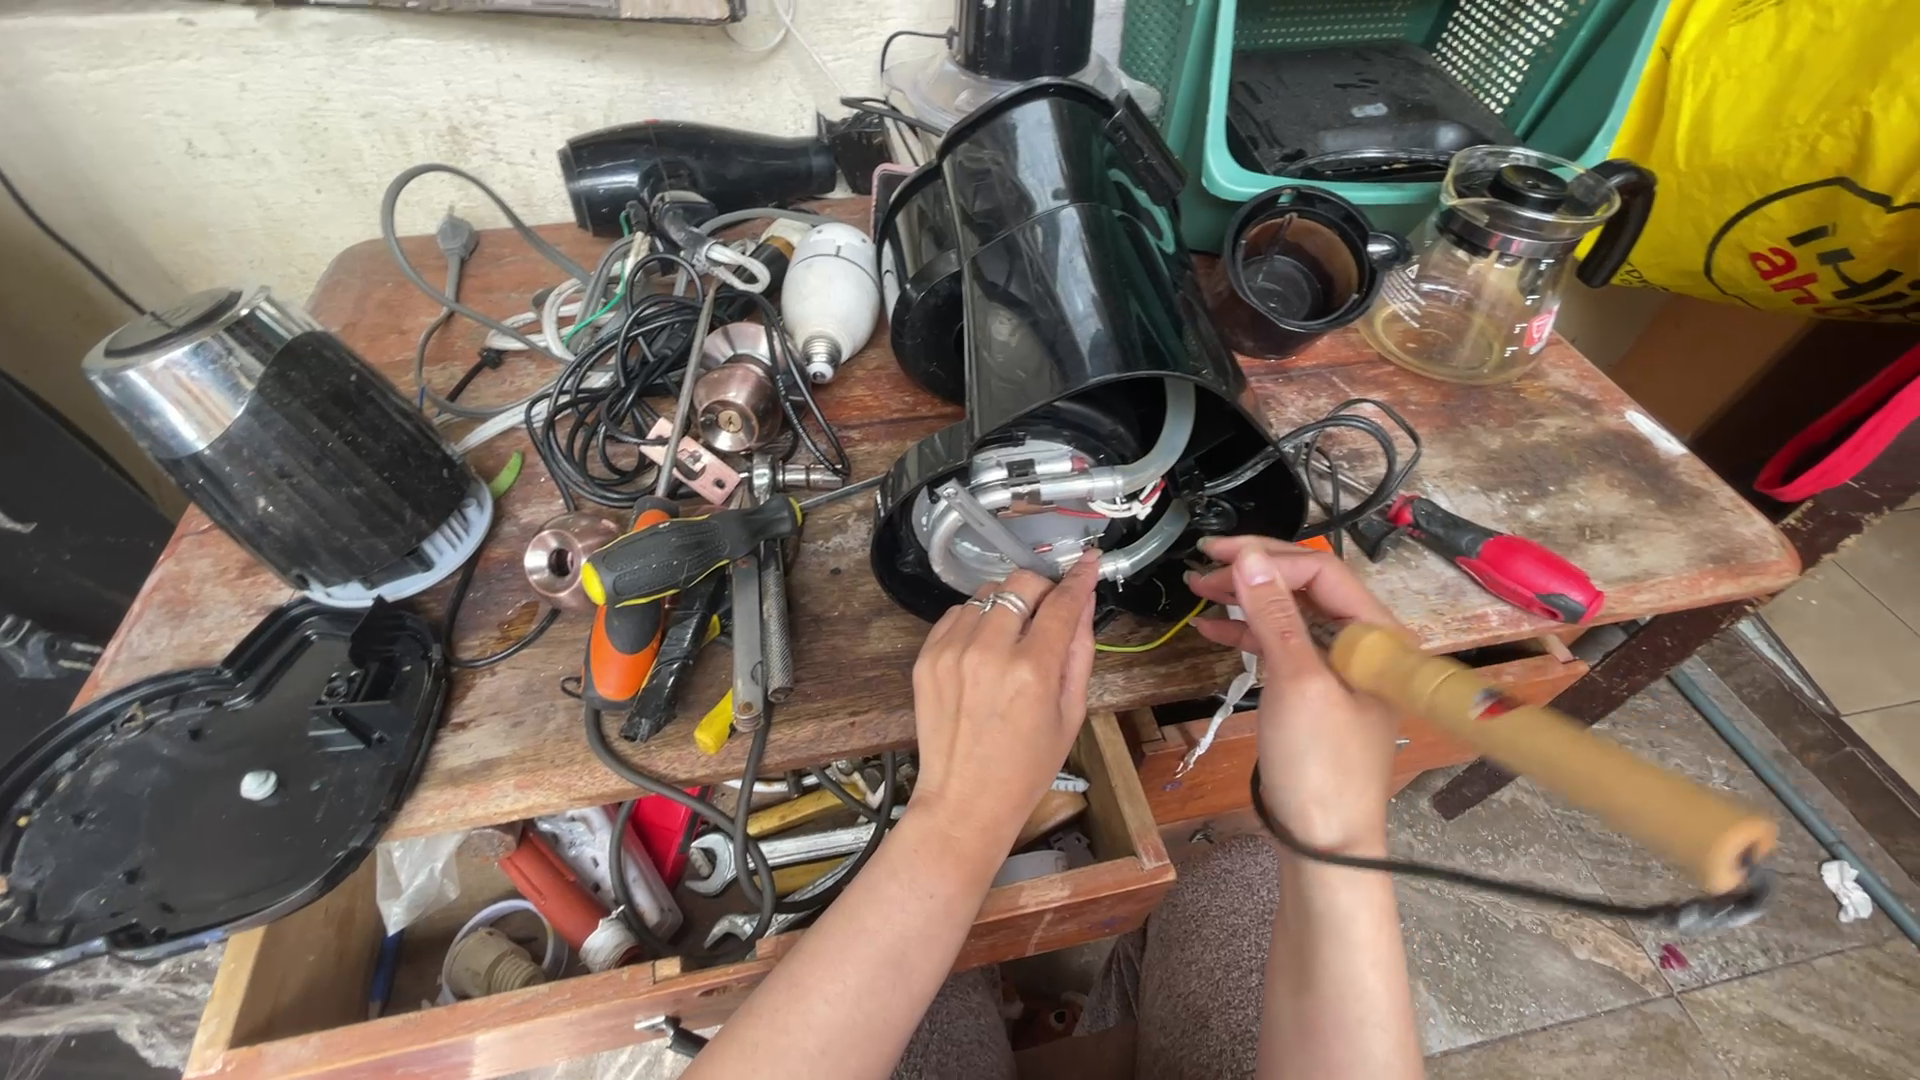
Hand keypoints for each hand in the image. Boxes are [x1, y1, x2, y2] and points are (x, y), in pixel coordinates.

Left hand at [910, 559, 1099, 851]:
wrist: (965, 800)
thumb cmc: (1027, 766)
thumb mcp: (1070, 713)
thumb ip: (1079, 650)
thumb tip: (1083, 601)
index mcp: (1032, 671)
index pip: (1061, 603)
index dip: (1078, 578)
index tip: (1087, 562)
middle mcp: (988, 652)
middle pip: (1019, 584)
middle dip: (1040, 588)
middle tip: (1048, 608)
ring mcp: (951, 652)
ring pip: (986, 594)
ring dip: (1007, 604)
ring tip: (1014, 636)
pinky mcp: (927, 657)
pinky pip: (957, 613)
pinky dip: (976, 619)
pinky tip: (985, 648)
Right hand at [1185, 537, 1405, 853]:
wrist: (1323, 838)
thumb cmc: (1319, 762)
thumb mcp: (1295, 681)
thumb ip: (1273, 615)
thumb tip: (1248, 557)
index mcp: (1375, 634)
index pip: (1321, 572)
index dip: (1268, 558)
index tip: (1218, 558)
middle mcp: (1361, 642)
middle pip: (1305, 587)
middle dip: (1254, 572)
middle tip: (1204, 565)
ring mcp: (1336, 666)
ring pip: (1288, 613)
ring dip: (1245, 598)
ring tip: (1199, 588)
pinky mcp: (1312, 688)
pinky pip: (1279, 644)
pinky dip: (1246, 633)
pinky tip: (1212, 627)